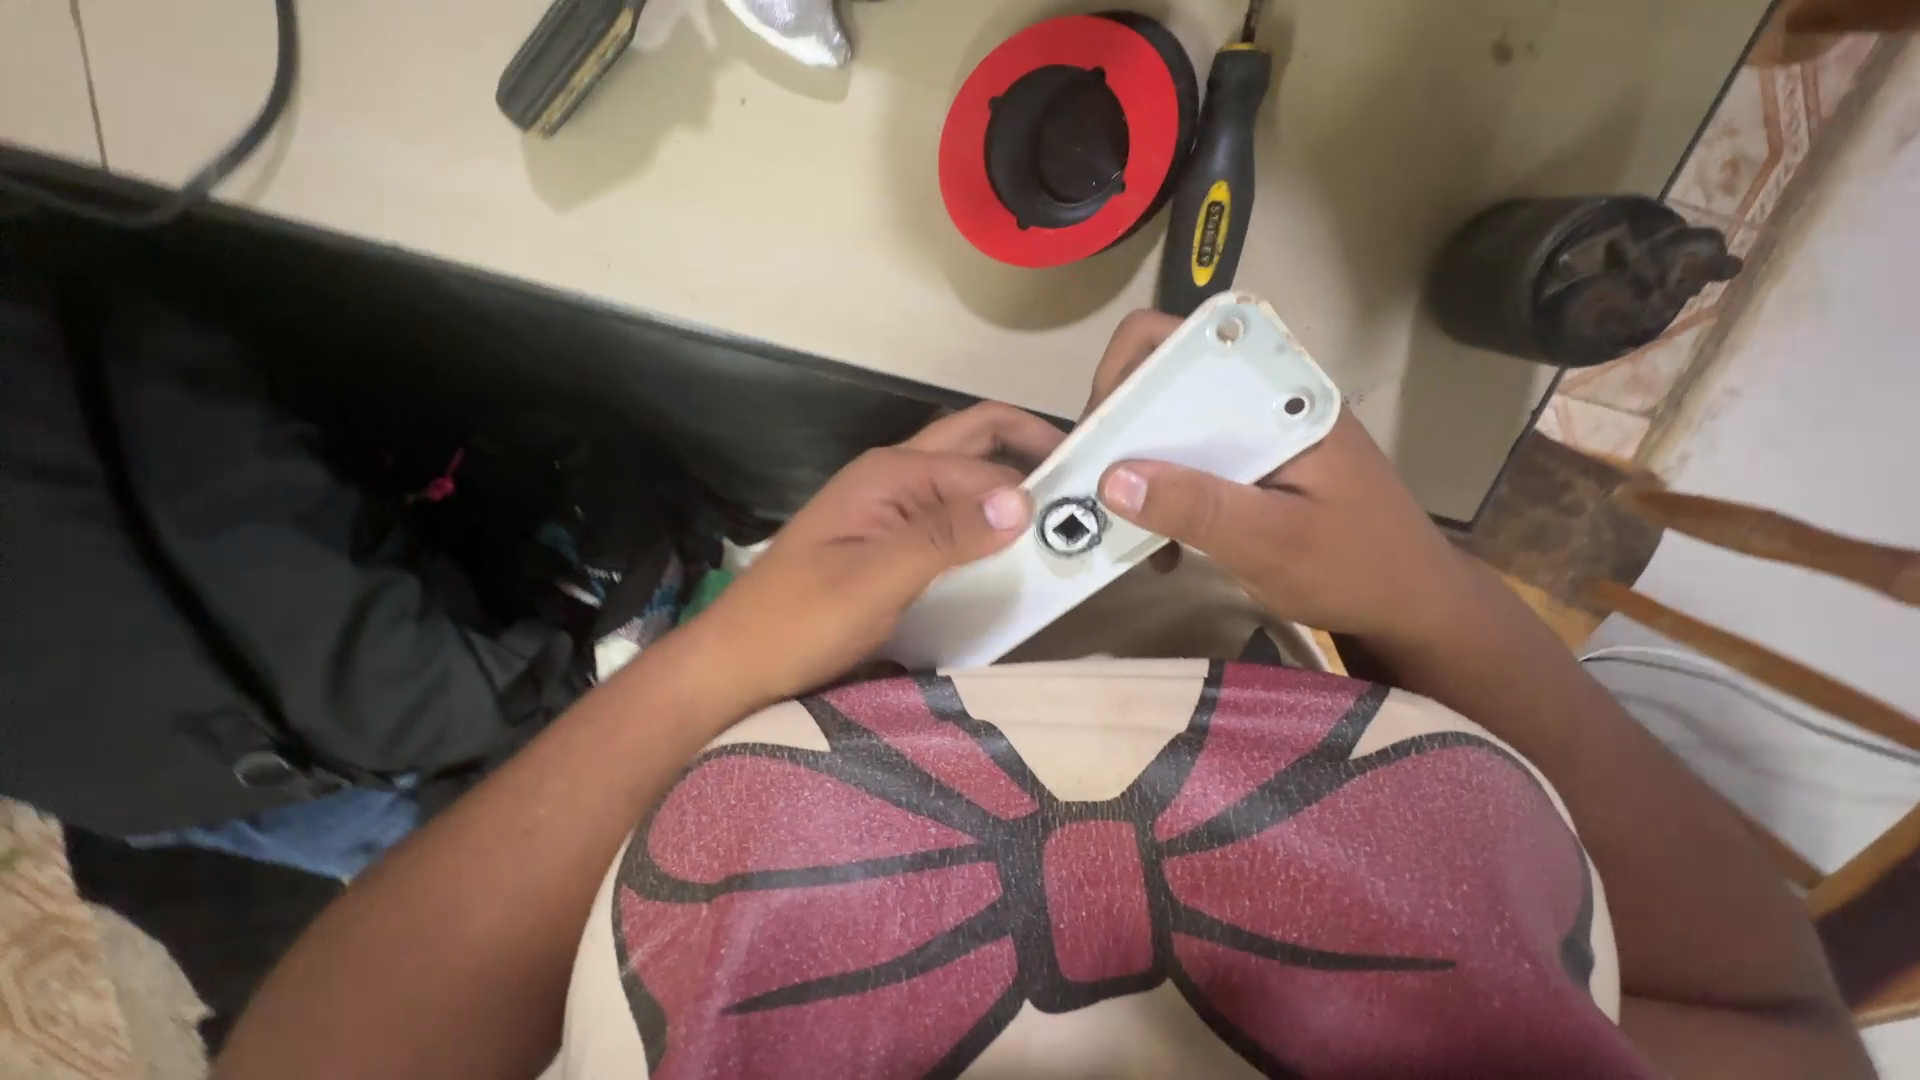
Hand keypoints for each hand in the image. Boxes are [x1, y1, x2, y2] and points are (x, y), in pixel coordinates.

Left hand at [693, 403, 1064, 709]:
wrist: (737, 665)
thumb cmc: (800, 621)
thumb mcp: (876, 578)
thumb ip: (946, 534)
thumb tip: (1024, 498)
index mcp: (890, 472)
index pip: (983, 462)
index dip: (1036, 478)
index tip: (1089, 510)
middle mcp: (892, 477)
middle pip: (974, 442)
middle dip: (1028, 453)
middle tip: (1083, 491)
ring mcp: (889, 510)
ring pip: (963, 480)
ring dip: (1009, 490)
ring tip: (1060, 524)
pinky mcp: (888, 544)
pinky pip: (948, 519)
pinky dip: (985, 525)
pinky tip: (1010, 555)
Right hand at [1084, 311, 1470, 643]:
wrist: (1411, 603)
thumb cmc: (1356, 568)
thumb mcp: (1272, 543)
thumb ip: (1198, 509)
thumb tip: (1112, 479)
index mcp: (1280, 391)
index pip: (1189, 337)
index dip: (1130, 371)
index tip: (1102, 433)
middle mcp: (1264, 395)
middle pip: (1168, 378)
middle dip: (1121, 429)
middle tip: (1099, 485)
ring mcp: (1255, 430)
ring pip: (1172, 424)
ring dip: (1137, 469)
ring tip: (1125, 524)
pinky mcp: (1250, 463)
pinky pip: (1187, 461)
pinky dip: (1162, 495)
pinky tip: (1162, 545)